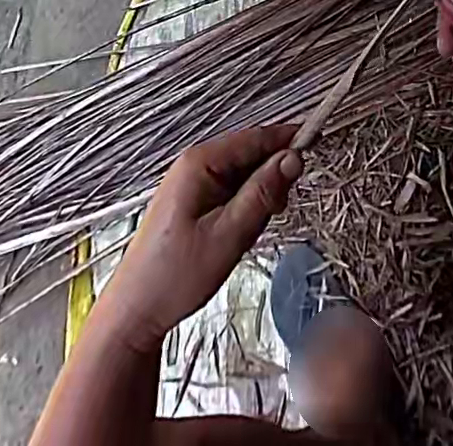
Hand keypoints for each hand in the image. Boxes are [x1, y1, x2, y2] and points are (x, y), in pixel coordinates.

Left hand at [94, 125, 303, 350]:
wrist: (133, 315)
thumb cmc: (176, 276)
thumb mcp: (229, 235)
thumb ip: (263, 193)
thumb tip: (295, 157)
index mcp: (200, 162)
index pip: (256, 137)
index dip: (289, 139)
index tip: (318, 144)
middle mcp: (196, 164)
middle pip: (252, 154)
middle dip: (271, 178)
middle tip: (276, 212)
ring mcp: (194, 182)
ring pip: (245, 175)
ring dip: (259, 197)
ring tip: (248, 232)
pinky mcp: (194, 200)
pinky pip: (233, 191)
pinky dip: (246, 208)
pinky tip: (239, 234)